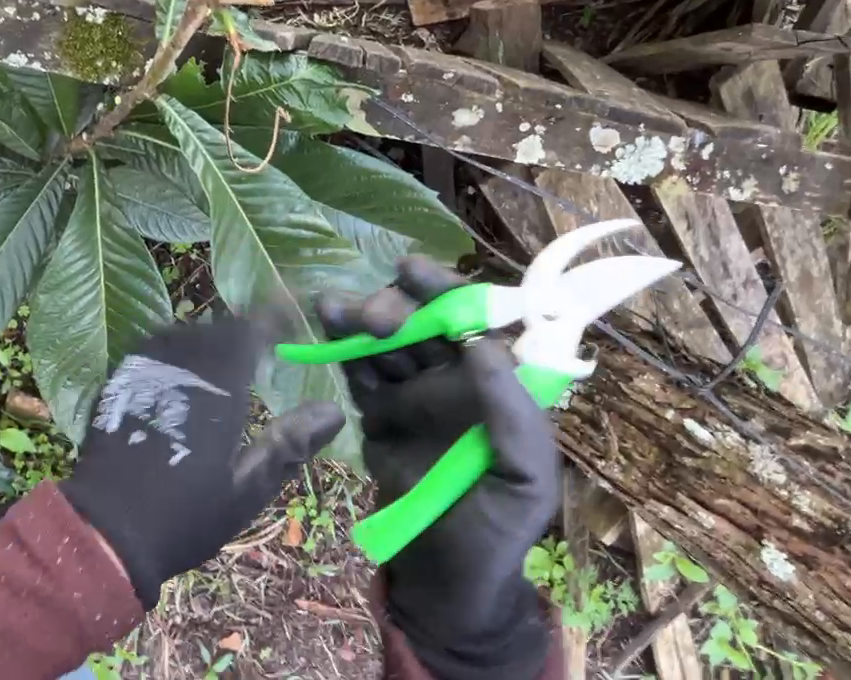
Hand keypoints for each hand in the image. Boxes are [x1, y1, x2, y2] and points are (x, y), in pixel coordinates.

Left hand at [60, 312, 344, 608]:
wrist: (107, 530)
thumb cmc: (186, 516)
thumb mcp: (247, 490)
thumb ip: (289, 444)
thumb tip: (333, 409)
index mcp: (216, 389)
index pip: (249, 333)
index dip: (272, 318)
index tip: (292, 314)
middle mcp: (180, 367)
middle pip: (217, 330)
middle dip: (243, 332)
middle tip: (264, 346)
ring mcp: (145, 371)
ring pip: (184, 334)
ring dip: (209, 339)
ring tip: (226, 359)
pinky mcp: (121, 381)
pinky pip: (155, 347)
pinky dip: (177, 349)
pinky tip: (183, 373)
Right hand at [318, 257, 559, 676]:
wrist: (443, 580)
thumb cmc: (494, 529)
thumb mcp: (525, 478)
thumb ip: (513, 413)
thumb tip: (484, 345)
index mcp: (492, 386)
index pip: (470, 321)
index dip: (444, 291)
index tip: (410, 270)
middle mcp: (450, 380)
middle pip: (419, 324)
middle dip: (394, 308)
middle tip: (373, 316)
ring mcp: (408, 394)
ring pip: (382, 342)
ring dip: (358, 320)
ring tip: (331, 307)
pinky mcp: (373, 412)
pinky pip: (357, 372)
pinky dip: (341, 348)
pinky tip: (325, 328)